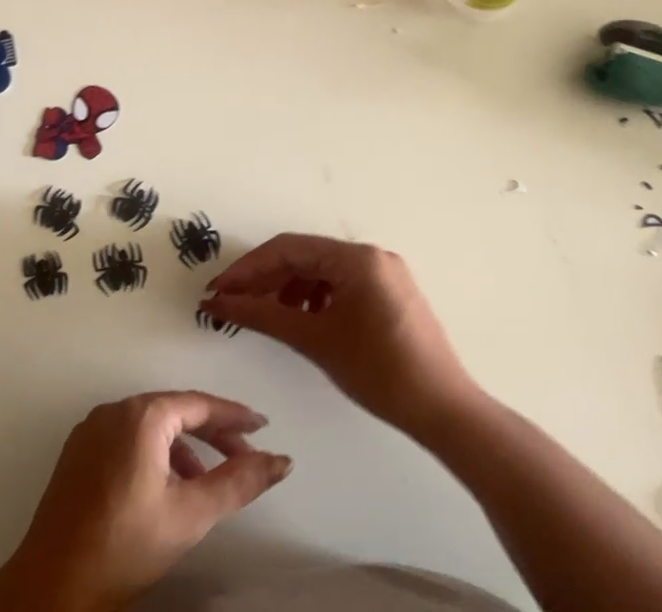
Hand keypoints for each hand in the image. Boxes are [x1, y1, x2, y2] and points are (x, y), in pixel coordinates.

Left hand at [0, 391, 290, 611]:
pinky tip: (168, 484)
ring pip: (148, 424)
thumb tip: (281, 460)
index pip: (196, 403)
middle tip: (245, 456)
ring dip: (184, 444)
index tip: (264, 426)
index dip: (233, 415)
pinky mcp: (78, 451)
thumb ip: (239, 482)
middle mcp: (111, 412)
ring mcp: (89, 430)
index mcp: (139, 417)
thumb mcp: (192, 513)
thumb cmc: (128, 542)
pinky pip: (126, 437)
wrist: (58, 576)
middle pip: (172, 409)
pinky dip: (155, 451)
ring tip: (208, 479)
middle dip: (211, 430)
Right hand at [199, 234, 482, 439]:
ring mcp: (384, 275)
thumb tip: (216, 302)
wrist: (445, 412)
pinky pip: (339, 285)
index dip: (246, 269)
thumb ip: (260, 314)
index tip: (217, 291)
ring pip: (319, 272)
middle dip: (264, 279)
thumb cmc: (379, 371)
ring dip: (286, 290)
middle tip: (231, 303)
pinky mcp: (390, 295)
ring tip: (263, 315)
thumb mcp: (313, 339)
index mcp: (357, 258)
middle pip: (302, 257)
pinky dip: (312, 299)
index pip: (286, 250)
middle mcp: (372, 257)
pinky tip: (299, 322)